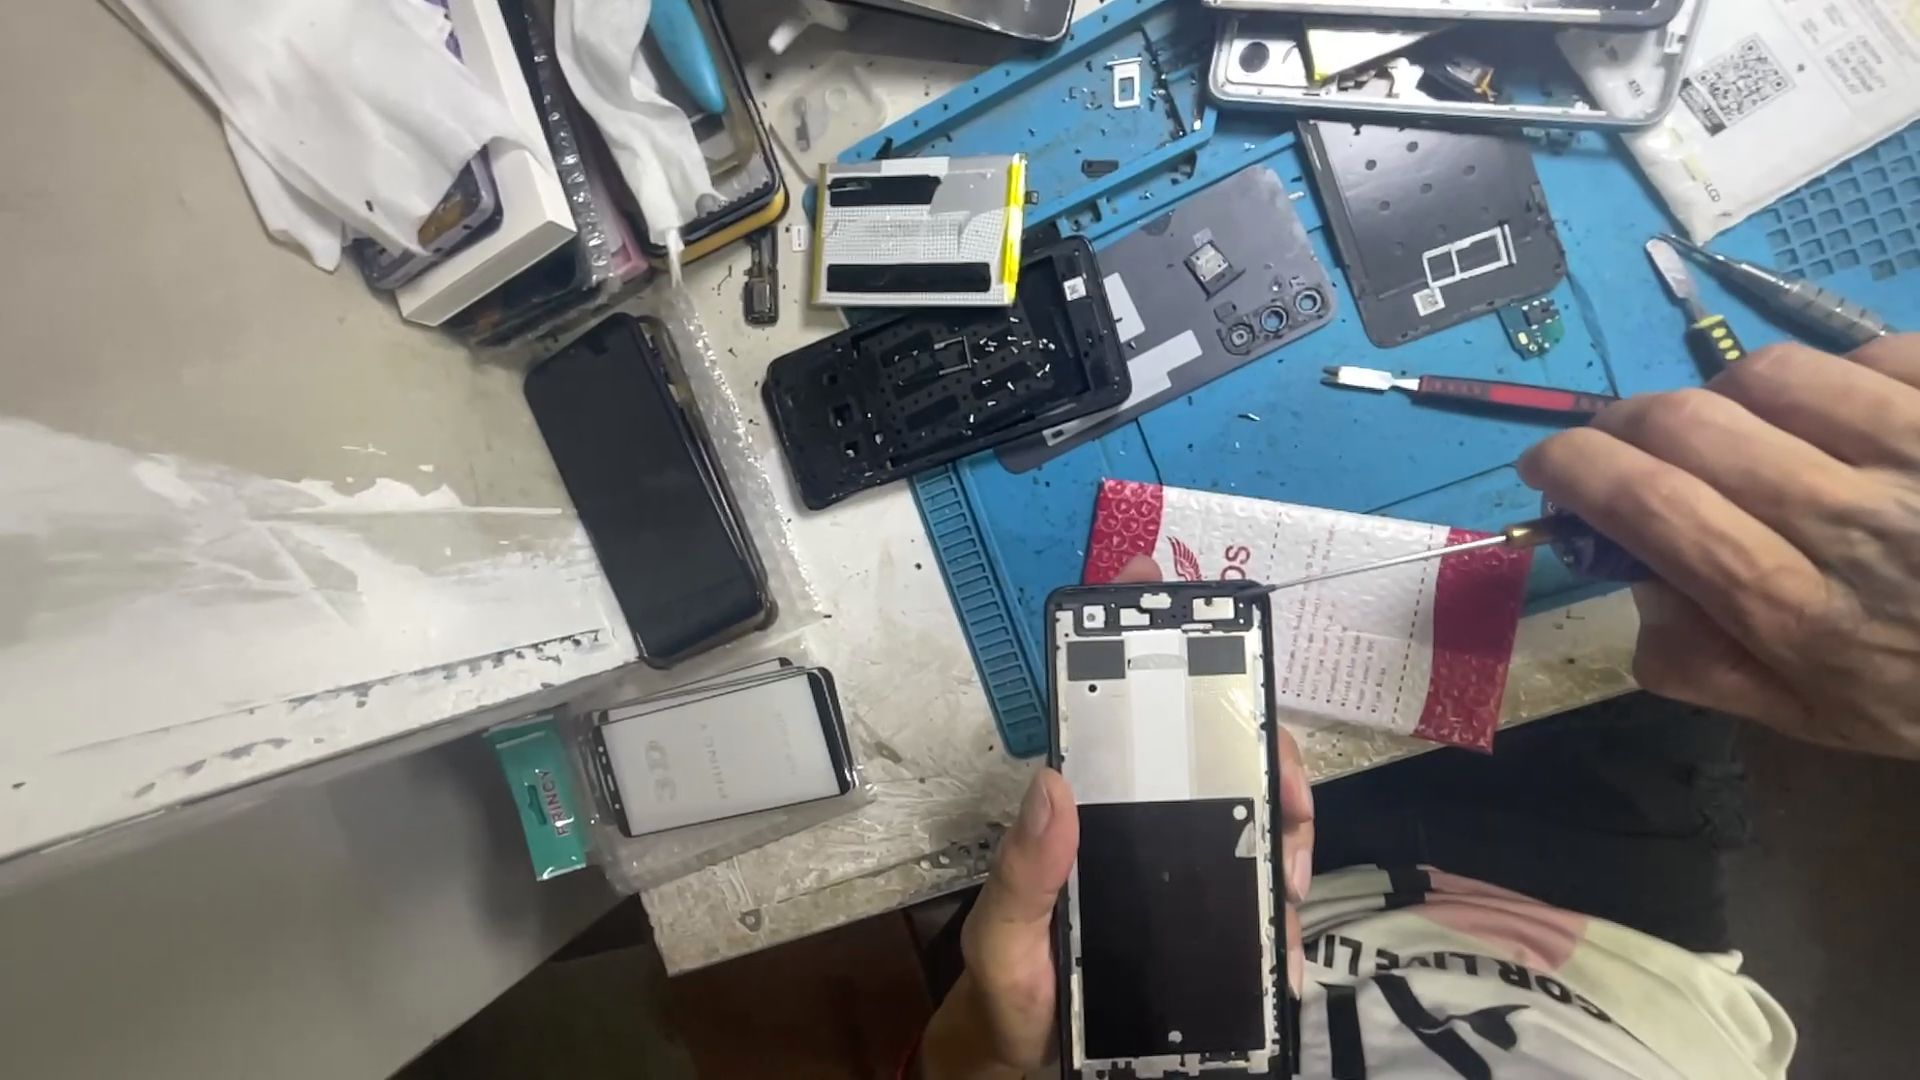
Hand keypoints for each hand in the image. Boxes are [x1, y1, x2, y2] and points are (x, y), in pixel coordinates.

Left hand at [920, 557, 1316, 1078]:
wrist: (1040, 1058)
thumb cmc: (1011, 986)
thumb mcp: (1005, 933)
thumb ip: (1023, 871)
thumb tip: (1056, 781)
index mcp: (1083, 798)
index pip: (1103, 701)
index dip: (1123, 628)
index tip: (1148, 572)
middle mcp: (1136, 810)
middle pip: (1204, 739)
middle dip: (1255, 737)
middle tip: (1286, 785)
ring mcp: (1179, 853)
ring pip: (1248, 797)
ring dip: (1286, 812)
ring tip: (1289, 869)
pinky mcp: (1211, 902)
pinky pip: (1263, 872)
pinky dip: (1289, 880)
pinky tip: (1290, 919)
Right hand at [1519, 335, 1919, 756]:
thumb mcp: (1806, 715)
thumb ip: (1691, 659)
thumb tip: (1636, 580)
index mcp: (1790, 604)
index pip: (1641, 500)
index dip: (1568, 464)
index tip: (1545, 466)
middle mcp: (1852, 521)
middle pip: (1683, 422)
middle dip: (1619, 422)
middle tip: (1620, 443)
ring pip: (1767, 374)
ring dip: (1722, 398)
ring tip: (1741, 430)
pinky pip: (1877, 353)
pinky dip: (1833, 377)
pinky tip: (1846, 418)